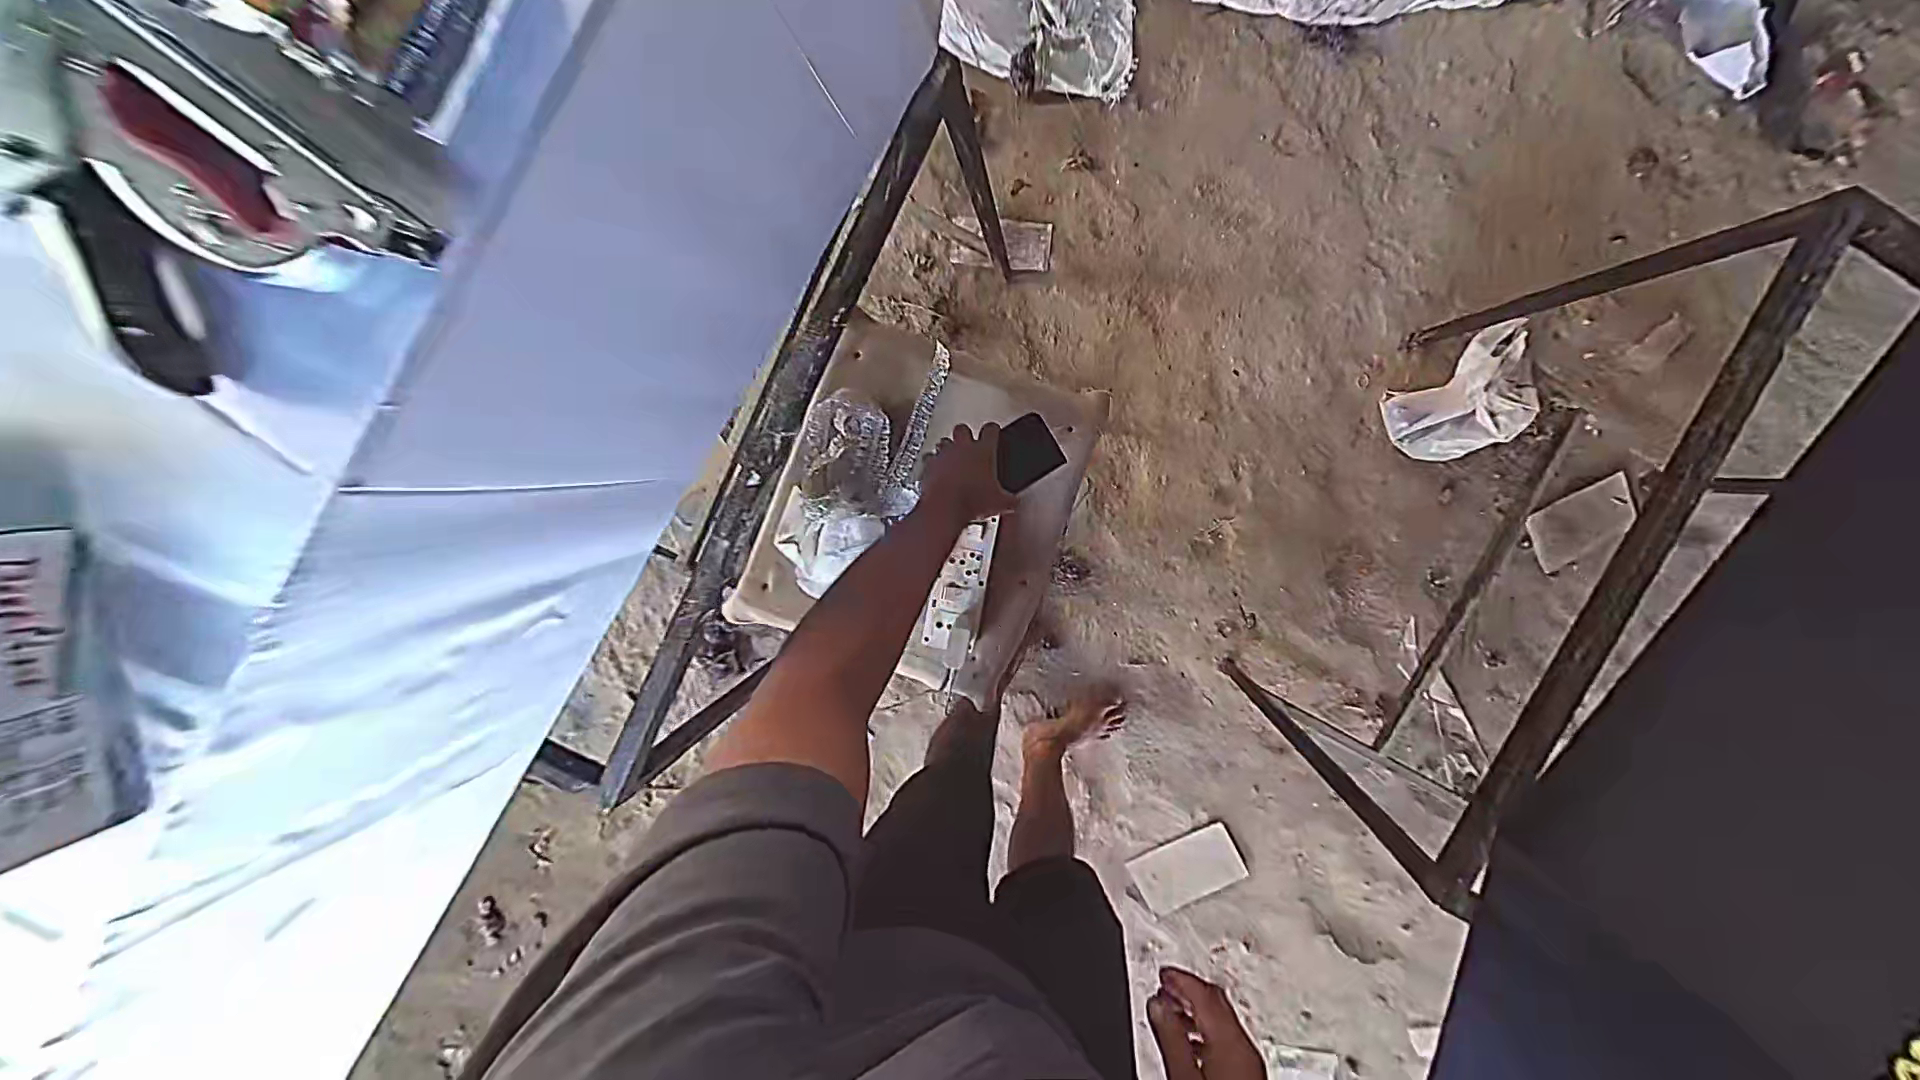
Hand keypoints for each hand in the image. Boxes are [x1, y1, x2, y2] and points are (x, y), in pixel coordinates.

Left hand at [920, 423, 1016, 523]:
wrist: (945, 508)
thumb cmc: (972, 500)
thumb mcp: (999, 502)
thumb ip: (1008, 499)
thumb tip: (1013, 503)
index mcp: (983, 451)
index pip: (990, 430)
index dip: (993, 430)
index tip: (993, 431)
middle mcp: (962, 447)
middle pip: (963, 428)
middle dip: (965, 434)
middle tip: (969, 443)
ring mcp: (943, 454)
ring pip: (944, 440)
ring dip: (947, 446)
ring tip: (951, 456)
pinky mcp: (929, 465)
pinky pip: (929, 458)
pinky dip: (932, 462)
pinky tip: (935, 470)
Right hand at [1147, 967, 1266, 1079]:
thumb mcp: (1181, 1075)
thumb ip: (1169, 1035)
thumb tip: (1157, 1003)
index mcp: (1230, 1040)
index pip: (1204, 991)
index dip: (1179, 977)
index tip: (1161, 973)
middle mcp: (1245, 1047)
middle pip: (1216, 1002)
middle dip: (1188, 990)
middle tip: (1164, 985)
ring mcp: (1251, 1064)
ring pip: (1222, 1020)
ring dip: (1195, 1010)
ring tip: (1170, 1011)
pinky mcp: (1250, 1077)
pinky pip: (1227, 1039)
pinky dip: (1206, 1030)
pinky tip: (1190, 1040)